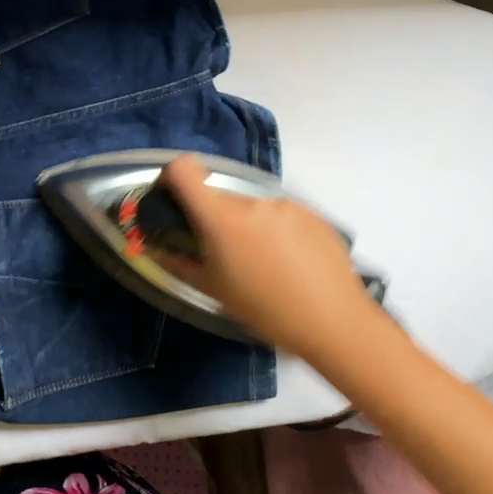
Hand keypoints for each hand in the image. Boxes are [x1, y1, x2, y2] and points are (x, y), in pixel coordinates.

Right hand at [153, 156, 381, 362]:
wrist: (338, 323)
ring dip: (250, 227)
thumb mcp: (214, 290)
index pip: (183, 169)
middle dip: (216, 219)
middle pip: (220, 197)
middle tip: (227, 254)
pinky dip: (278, 233)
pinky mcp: (313, 213)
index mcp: (221, 217)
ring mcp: (286, 205)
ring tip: (266, 264)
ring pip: (253, 209)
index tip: (173, 201)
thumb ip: (178, 262)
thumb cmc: (267, 310)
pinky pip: (282, 216)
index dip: (171, 177)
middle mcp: (252, 202)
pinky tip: (292, 264)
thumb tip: (155, 247)